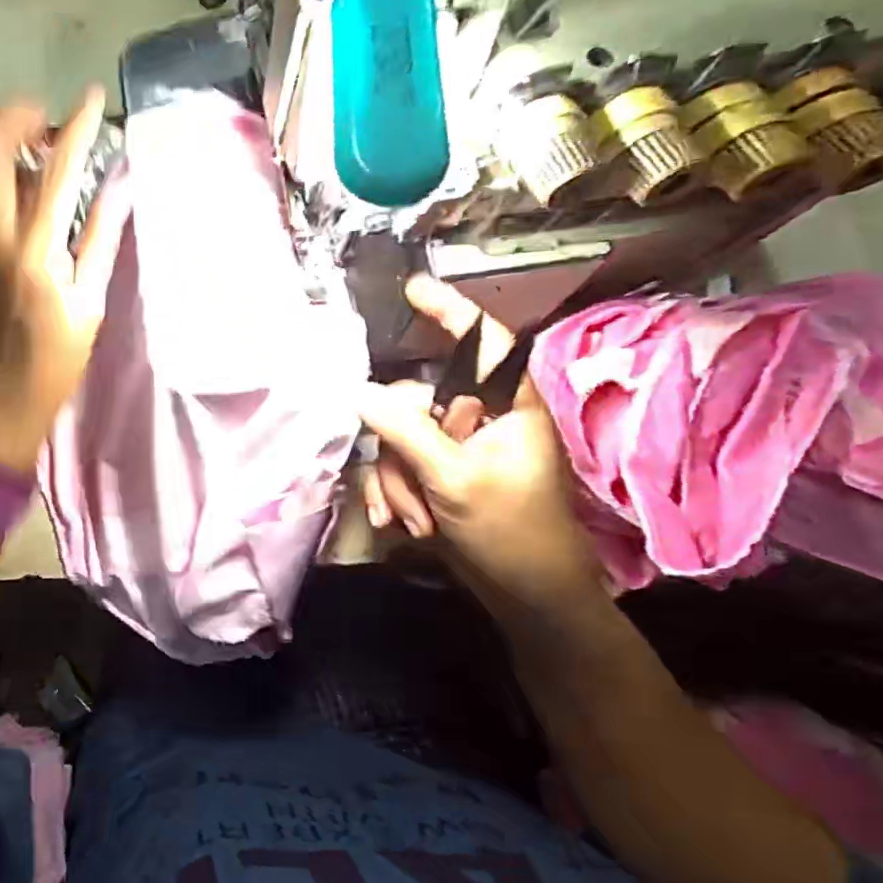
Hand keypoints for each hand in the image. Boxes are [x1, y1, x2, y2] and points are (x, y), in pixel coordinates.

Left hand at [0, 86, 132, 472]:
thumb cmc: (55, 359)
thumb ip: (102, 236)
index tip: (93, 97)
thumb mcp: (90, 302)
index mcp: (34, 253)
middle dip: (16, 117)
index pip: (56, 170)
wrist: (1, 400)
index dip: (77, 126)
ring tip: (16, 147)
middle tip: (44, 119)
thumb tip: (120, 182)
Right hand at [357, 275, 612, 610]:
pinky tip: (398, 523)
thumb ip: (405, 431)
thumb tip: (357, 391)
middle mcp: (480, 417)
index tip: (412, 289)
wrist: (524, 593)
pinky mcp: (439, 471)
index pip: (481, 343)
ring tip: (413, 522)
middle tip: (410, 496)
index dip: (449, 312)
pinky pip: (398, 464)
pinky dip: (393, 492)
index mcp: (507, 405)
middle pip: (415, 402)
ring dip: (396, 481)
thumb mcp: (453, 479)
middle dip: (399, 452)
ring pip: (398, 438)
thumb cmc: (511, 531)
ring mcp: (457, 445)